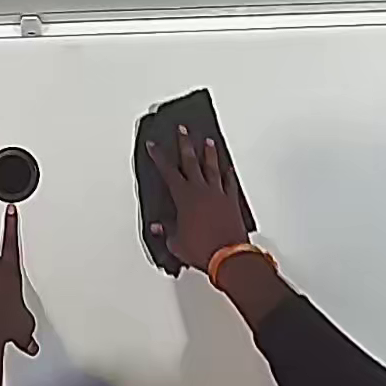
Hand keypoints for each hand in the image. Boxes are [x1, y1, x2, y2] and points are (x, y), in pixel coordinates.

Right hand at [146, 126, 249, 273]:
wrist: (229, 256)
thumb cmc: (202, 248)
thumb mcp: (176, 242)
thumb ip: (167, 231)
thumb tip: (159, 227)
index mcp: (184, 197)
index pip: (168, 171)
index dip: (159, 156)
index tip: (154, 145)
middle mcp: (201, 190)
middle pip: (190, 161)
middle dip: (185, 143)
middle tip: (183, 130)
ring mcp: (218, 193)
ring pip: (211, 167)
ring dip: (208, 153)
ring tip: (207, 141)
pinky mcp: (231, 201)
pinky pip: (229, 183)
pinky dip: (228, 175)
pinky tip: (229, 168)